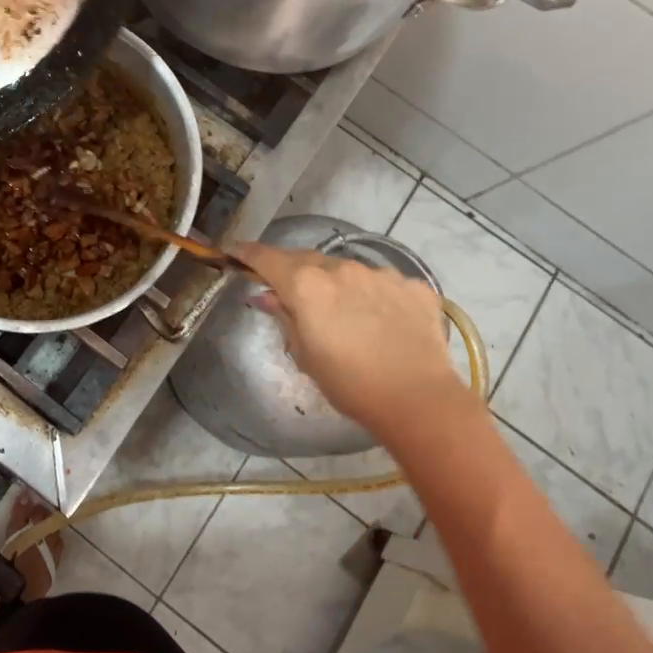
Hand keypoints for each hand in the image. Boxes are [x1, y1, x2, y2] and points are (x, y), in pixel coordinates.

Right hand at [231, 242, 468, 427]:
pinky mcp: (414, 287)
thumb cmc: (349, 384)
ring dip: (338, 284)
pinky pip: (384, 284)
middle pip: (307, 260)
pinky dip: (374, 296)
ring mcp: (382, 274)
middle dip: (294, 272)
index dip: (247, 254)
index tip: (234, 253)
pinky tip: (381, 322)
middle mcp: (343, 268)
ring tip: (344, 315)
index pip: (266, 258)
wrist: (418, 400)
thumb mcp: (305, 355)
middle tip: (289, 291)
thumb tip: (268, 297)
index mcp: (307, 285)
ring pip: (348, 271)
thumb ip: (285, 318)